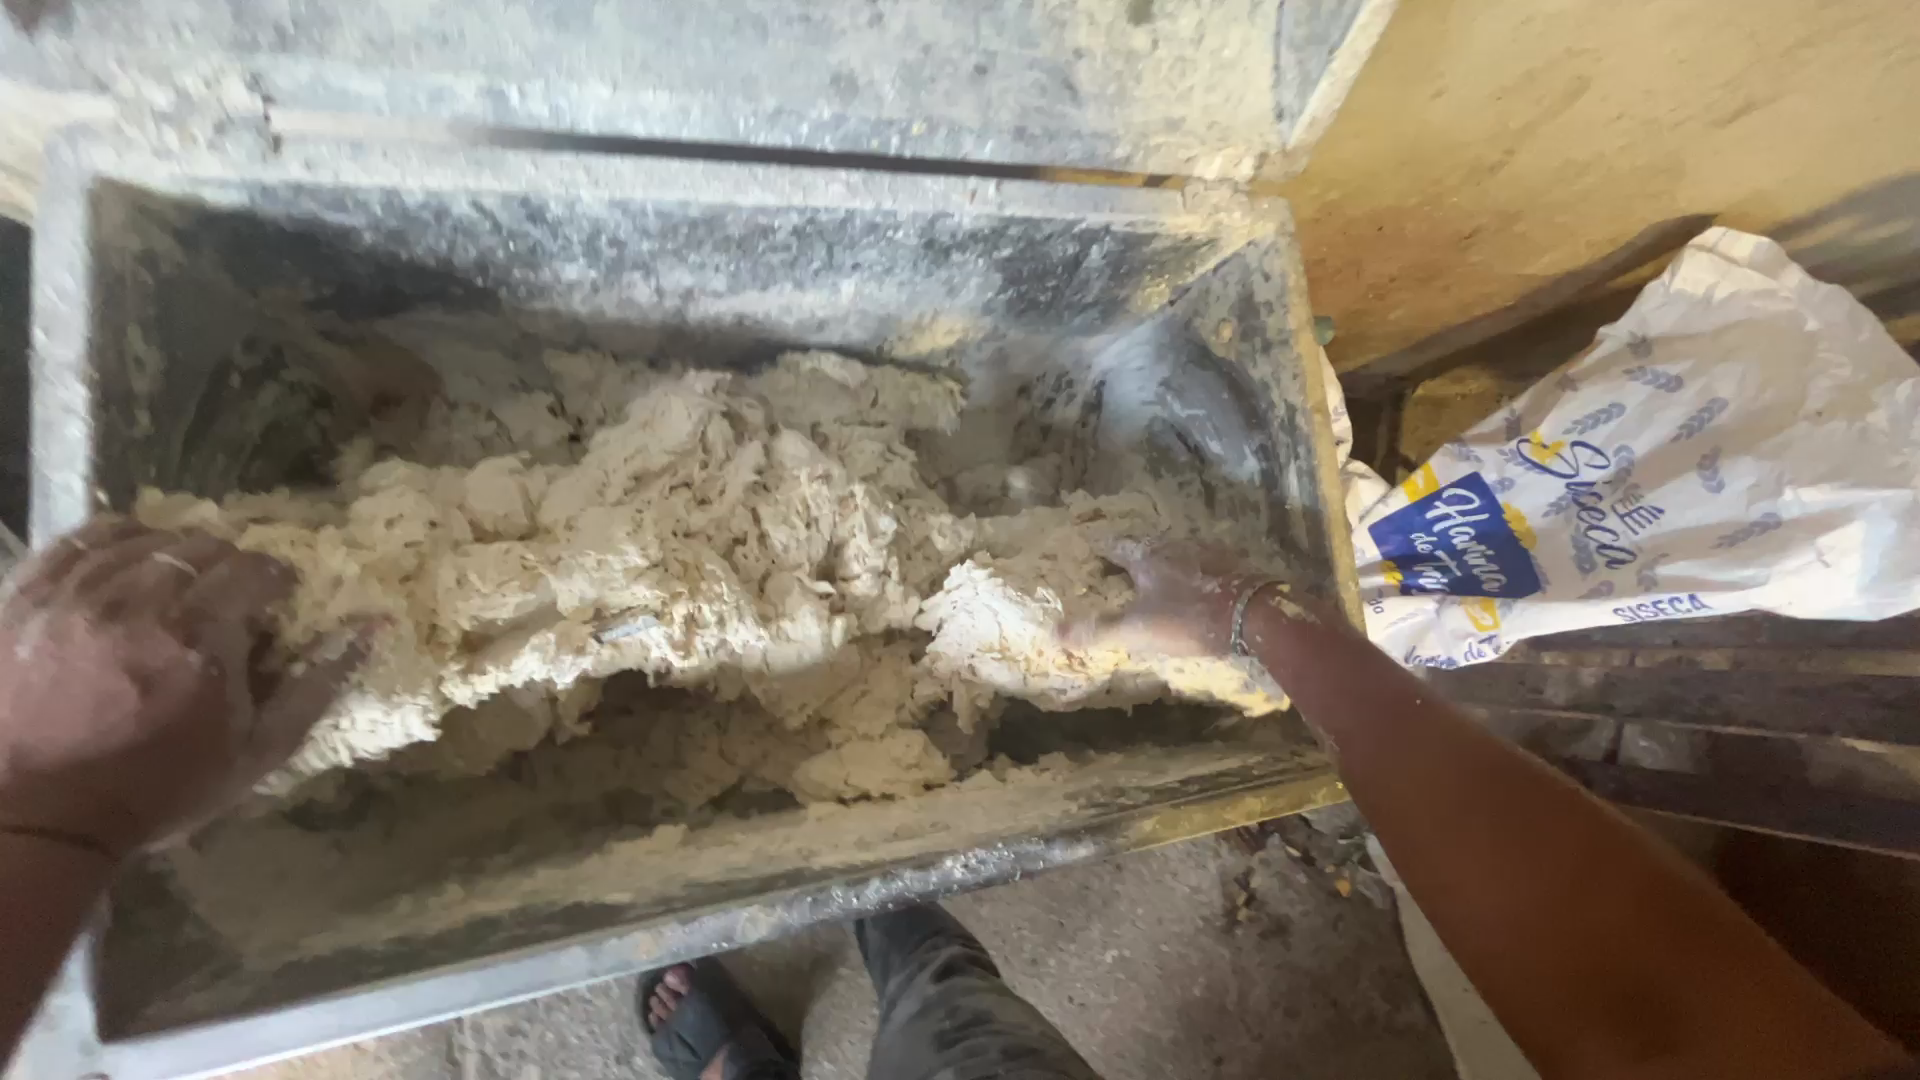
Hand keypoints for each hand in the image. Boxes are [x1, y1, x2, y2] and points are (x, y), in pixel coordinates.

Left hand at [0, 518, 369, 857]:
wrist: (32, 822)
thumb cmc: (163, 786)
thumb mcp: (264, 745)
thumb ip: (321, 680)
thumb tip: (374, 625)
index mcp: (200, 635)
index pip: (256, 569)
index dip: (278, 579)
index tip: (280, 599)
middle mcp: (135, 605)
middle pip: (200, 548)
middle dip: (231, 564)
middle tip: (236, 592)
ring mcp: (68, 602)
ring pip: (138, 537)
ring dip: (175, 549)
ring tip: (185, 575)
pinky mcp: (18, 608)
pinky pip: (70, 546)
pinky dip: (107, 539)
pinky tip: (127, 554)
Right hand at [1058, 539, 1278, 657]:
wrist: (1258, 615)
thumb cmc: (1190, 619)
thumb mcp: (1137, 630)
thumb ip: (1098, 631)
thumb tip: (1053, 634)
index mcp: (1148, 557)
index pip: (1116, 547)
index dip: (1102, 550)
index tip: (1093, 551)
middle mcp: (1176, 546)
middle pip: (1147, 547)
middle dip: (1133, 557)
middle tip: (1122, 568)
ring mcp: (1208, 552)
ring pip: (1177, 553)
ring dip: (1165, 563)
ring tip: (1158, 579)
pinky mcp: (1234, 565)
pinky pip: (1204, 564)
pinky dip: (1193, 572)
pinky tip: (1198, 587)